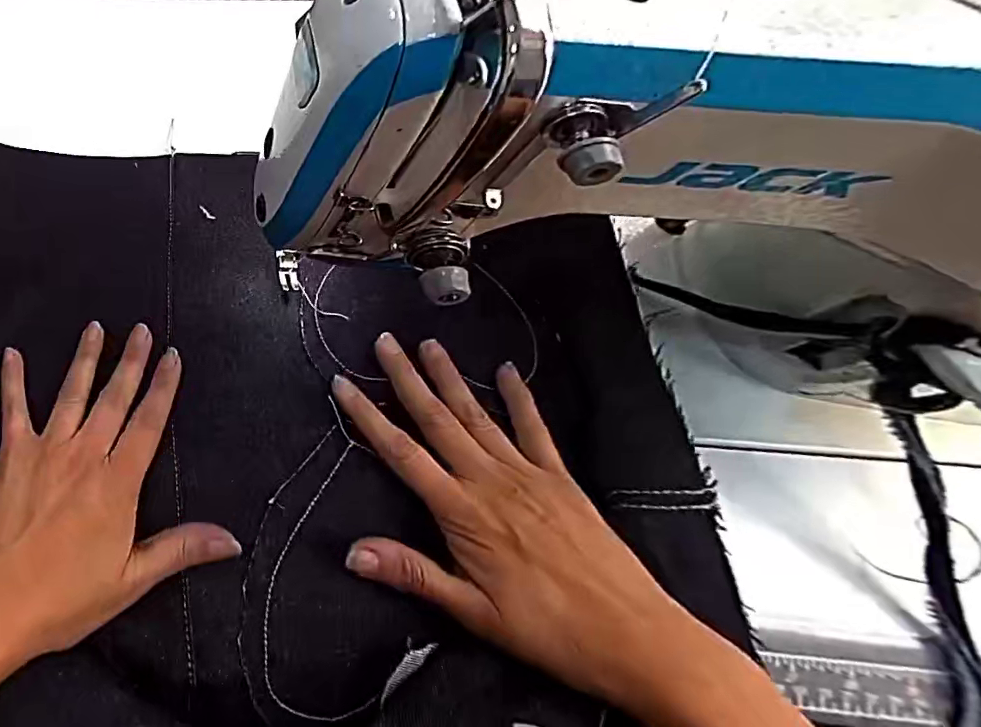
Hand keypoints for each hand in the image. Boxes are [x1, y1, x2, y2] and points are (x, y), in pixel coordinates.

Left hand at [0, 323, 238, 726]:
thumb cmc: (63, 597)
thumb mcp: (130, 580)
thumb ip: (181, 549)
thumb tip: (233, 539)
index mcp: (117, 481)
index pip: (148, 422)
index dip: (163, 387)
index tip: (173, 355)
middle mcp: (86, 454)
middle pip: (115, 398)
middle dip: (132, 361)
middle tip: (142, 329)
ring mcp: (47, 450)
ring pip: (72, 394)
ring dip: (86, 359)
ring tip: (96, 327)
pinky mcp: (12, 456)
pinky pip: (13, 411)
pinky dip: (11, 382)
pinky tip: (11, 354)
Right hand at [330, 334, 804, 726]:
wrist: (635, 637)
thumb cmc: (551, 632)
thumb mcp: (473, 614)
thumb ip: (412, 573)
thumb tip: (355, 553)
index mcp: (463, 512)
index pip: (402, 453)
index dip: (368, 416)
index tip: (345, 384)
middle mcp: (490, 480)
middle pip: (437, 419)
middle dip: (406, 378)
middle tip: (385, 343)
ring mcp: (527, 473)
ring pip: (477, 414)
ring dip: (450, 377)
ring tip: (429, 345)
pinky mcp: (559, 477)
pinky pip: (534, 428)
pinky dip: (519, 397)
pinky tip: (507, 371)